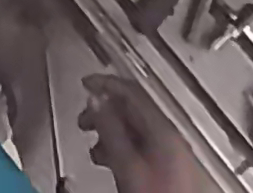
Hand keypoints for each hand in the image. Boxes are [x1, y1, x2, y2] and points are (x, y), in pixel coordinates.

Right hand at [80, 75, 204, 192]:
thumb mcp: (126, 163)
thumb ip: (110, 128)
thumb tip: (95, 99)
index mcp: (162, 127)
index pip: (131, 91)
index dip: (106, 83)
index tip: (86, 82)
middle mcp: (168, 135)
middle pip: (131, 109)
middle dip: (104, 110)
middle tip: (84, 118)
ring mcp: (168, 152)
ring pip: (133, 129)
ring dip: (109, 131)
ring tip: (93, 144)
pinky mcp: (165, 169)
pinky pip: (138, 146)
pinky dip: (119, 147)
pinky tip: (108, 158)